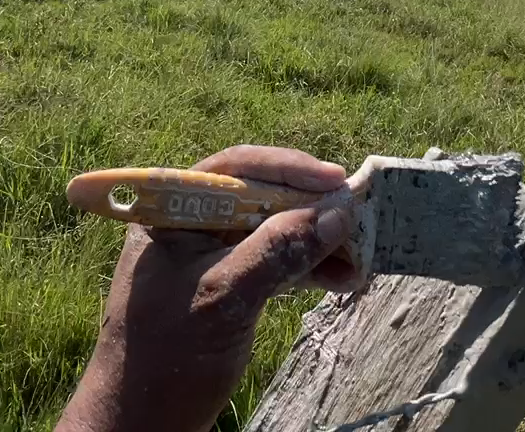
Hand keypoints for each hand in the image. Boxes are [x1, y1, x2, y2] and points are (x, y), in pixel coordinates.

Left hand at [56, 146, 352, 431]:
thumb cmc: (166, 358)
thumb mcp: (225, 296)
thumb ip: (278, 250)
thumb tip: (338, 212)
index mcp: (174, 209)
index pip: (237, 167)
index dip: (289, 168)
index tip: (335, 179)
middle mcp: (192, 222)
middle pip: (261, 195)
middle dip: (309, 205)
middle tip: (354, 212)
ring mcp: (210, 253)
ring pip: (272, 228)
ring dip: (315, 240)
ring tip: (358, 253)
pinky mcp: (228, 284)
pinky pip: (273, 261)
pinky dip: (306, 267)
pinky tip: (340, 277)